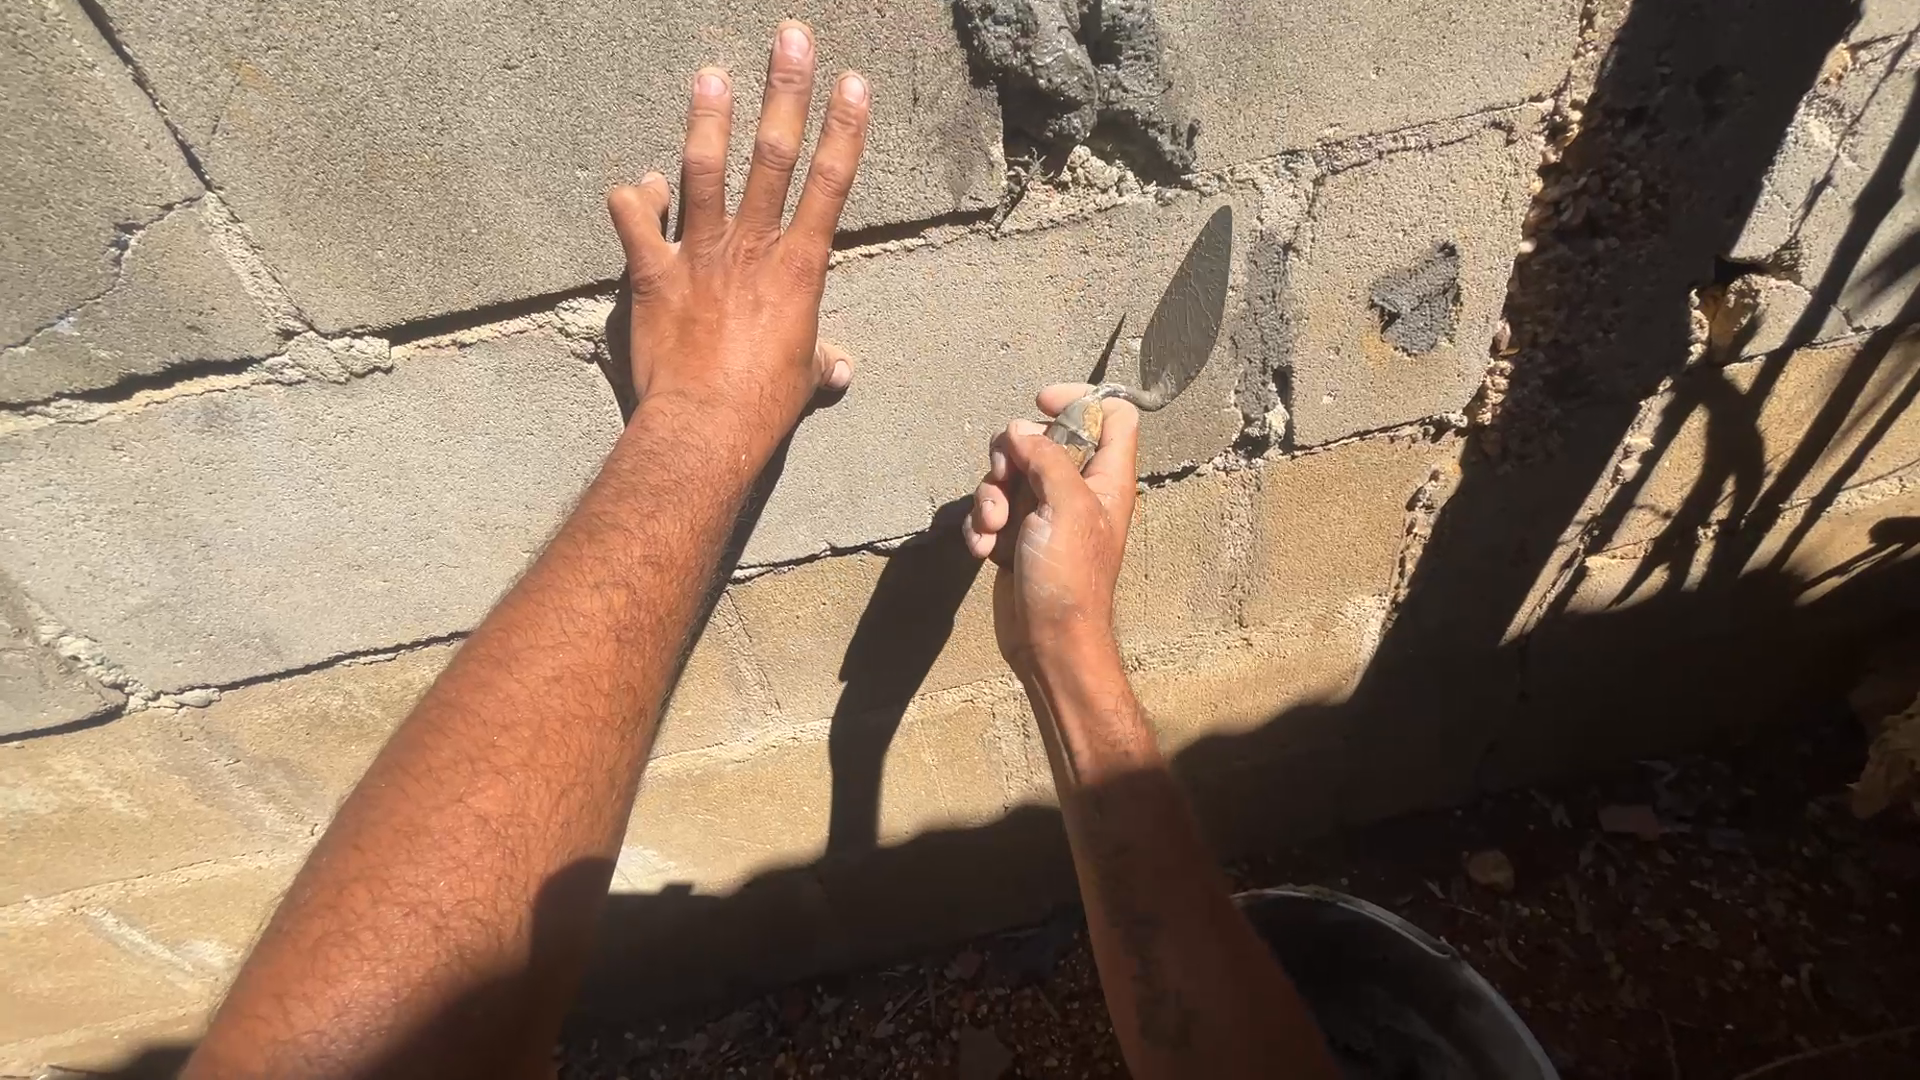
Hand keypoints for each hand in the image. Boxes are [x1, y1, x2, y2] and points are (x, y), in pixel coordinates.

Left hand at [604, 21, 867, 456]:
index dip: (845, 131)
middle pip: (774, 155)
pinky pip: (634, 219)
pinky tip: (636, 187)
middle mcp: (752, 248)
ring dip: (707, 118)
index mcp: (798, 270)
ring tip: (710, 73)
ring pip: (703, 170)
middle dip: (786, 90)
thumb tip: (841, 369)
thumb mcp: (804, 380)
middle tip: (791, 35)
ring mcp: (700, 255)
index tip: (853, 84)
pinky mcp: (653, 273)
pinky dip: (632, 198)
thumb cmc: (765, 406)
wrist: (707, 427)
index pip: (831, 186)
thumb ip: (822, 362)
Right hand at [962, 383, 1139, 671]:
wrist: (1048, 642)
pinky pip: (991, 510)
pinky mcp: (1017, 536)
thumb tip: (1019, 428)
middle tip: (1005, 478)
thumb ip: (1046, 457)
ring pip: (1007, 475)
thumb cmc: (1069, 578)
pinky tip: (984, 550)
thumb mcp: (1066, 507)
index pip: (1113, 415)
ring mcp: (1044, 513)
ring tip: (994, 528)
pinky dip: (982, 526)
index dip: (1080, 400)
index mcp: (1106, 477)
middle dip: (1011, 455)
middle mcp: (1077, 489)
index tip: (1041, 402)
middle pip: (1041, 439)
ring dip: (990, 497)